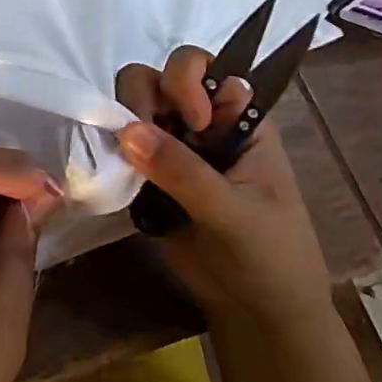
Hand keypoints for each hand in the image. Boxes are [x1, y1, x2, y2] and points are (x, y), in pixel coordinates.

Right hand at [116, 47, 332, 324]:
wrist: (258, 314)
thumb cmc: (270, 255)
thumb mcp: (235, 212)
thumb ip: (184, 171)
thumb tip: (125, 129)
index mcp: (238, 116)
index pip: (202, 67)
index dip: (186, 79)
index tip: (192, 120)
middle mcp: (202, 121)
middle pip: (157, 79)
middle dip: (142, 99)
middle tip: (140, 143)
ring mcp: (172, 146)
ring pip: (133, 109)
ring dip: (122, 124)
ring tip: (128, 165)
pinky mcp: (148, 174)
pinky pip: (121, 147)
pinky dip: (111, 151)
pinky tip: (115, 174)